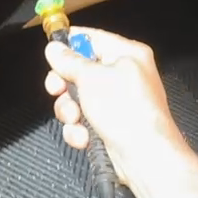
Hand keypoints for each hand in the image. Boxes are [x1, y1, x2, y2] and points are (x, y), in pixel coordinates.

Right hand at [44, 28, 184, 173]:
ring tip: (74, 119)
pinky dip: (79, 129)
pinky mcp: (111, 126)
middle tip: (56, 89)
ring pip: (78, 97)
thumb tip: (54, 47)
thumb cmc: (125, 110)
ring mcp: (118, 102)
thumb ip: (68, 60)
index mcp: (127, 55)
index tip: (51, 52)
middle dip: (64, 84)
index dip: (70, 43)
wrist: (145, 158)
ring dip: (69, 110)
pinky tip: (83, 137)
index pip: (92, 38)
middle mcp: (124, 75)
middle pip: (80, 69)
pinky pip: (85, 119)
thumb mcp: (91, 78)